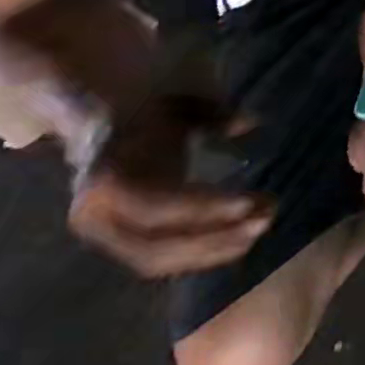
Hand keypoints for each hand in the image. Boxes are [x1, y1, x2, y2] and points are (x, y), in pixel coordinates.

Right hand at [68, 99, 274, 278]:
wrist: (102, 131)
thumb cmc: (149, 115)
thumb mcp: (178, 104)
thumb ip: (212, 113)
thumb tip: (249, 123)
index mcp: (106, 181)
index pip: (155, 207)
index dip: (201, 209)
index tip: (248, 203)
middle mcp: (98, 219)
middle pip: (154, 247)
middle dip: (213, 239)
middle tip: (266, 219)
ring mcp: (107, 237)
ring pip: (159, 260)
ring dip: (213, 250)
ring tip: (263, 224)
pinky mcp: (123, 243)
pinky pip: (163, 257)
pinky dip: (202, 252)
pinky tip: (243, 237)